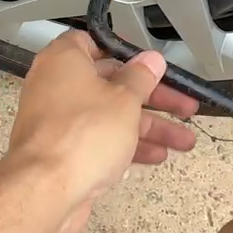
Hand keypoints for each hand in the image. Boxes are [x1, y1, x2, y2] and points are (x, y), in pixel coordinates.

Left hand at [0, 31, 197, 232]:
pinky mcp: (63, 151)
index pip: (91, 43)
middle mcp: (56, 85)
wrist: (45, 189)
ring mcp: (58, 120)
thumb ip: (141, 78)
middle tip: (186, 107)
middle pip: (109, 83)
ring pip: (109, 116)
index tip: (150, 64)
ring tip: (185, 142)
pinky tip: (157, 157)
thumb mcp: (124, 99)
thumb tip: (150, 59)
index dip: (122, 51)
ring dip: (148, 127)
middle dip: (152, 97)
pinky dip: (126, 146)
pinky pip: (99, 140)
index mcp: (63, 60)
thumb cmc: (84, 133)